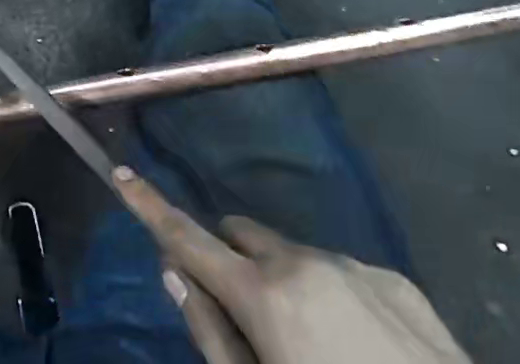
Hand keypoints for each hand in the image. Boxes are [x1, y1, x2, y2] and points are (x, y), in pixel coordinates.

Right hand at [114, 167, 468, 363]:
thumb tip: (176, 274)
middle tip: (246, 318)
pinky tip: (364, 349)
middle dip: (230, 260)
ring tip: (317, 345)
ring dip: (283, 280)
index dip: (149, 206)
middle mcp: (304, 261)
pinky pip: (342, 271)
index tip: (121, 174)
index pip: (188, 238)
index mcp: (264, 294)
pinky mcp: (397, 280)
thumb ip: (211, 333)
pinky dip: (332, 294)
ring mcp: (354, 266)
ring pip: (292, 254)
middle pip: (240, 234)